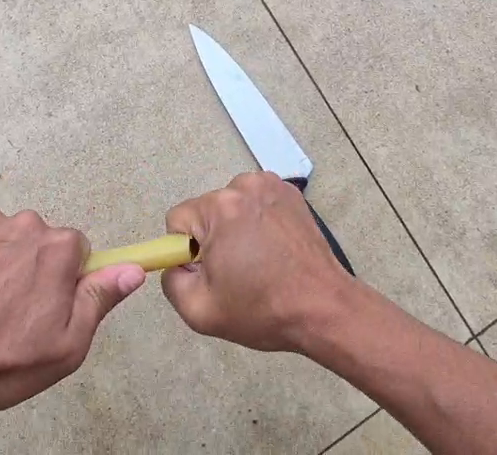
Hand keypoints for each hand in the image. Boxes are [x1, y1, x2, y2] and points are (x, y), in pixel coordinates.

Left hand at [0, 209, 145, 411]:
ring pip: (0, 239)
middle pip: (37, 240)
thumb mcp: (67, 345)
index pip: (76, 249)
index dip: (65, 280)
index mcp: (57, 248)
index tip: (48, 306)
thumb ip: (100, 299)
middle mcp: (22, 224)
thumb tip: (131, 270)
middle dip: (29, 268)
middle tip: (10, 313)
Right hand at [161, 171, 353, 352]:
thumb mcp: (201, 311)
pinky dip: (260, 221)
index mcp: (219, 207)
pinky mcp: (291, 192)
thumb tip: (175, 263)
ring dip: (237, 229)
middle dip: (213, 239)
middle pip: (207, 212)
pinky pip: (257, 203)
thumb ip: (171, 282)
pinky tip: (275, 249)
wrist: (325, 308)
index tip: (209, 272)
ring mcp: (271, 184)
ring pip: (232, 206)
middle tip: (238, 273)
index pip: (178, 220)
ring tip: (260, 263)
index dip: (187, 251)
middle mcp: (243, 185)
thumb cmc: (263, 309)